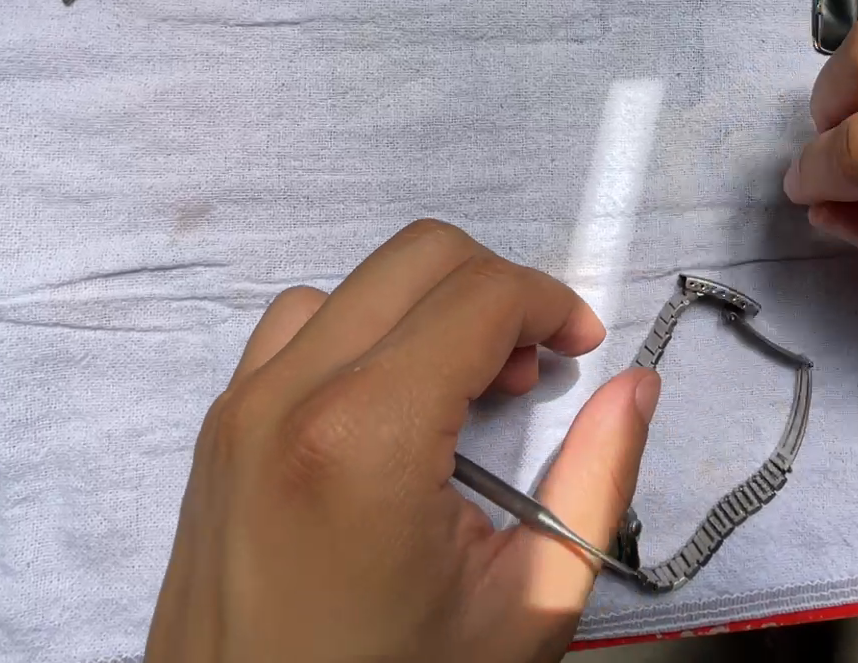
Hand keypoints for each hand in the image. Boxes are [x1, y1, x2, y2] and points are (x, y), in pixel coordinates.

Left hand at [147, 220, 660, 662]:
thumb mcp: (529, 603)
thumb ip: (598, 477)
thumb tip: (637, 383)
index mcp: (368, 436)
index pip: (482, 293)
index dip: (552, 301)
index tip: (582, 345)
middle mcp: (290, 392)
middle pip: (423, 254)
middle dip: (500, 288)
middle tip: (530, 366)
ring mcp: (241, 401)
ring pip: (361, 280)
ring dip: (432, 306)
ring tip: (462, 387)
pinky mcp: (220, 421)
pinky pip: (303, 321)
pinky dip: (368, 327)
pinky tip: (390, 399)